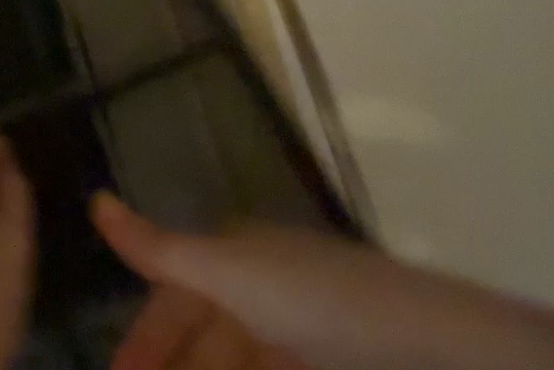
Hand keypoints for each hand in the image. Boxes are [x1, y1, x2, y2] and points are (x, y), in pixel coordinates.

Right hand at [91, 193, 553, 369]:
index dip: (145, 341)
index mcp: (243, 267)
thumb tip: (95, 201)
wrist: (458, 360)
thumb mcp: (232, 273)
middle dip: (173, 366)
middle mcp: (272, 304)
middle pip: (207, 345)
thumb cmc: (326, 307)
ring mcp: (309, 351)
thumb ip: (158, 249)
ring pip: (241, 365)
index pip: (175, 301)